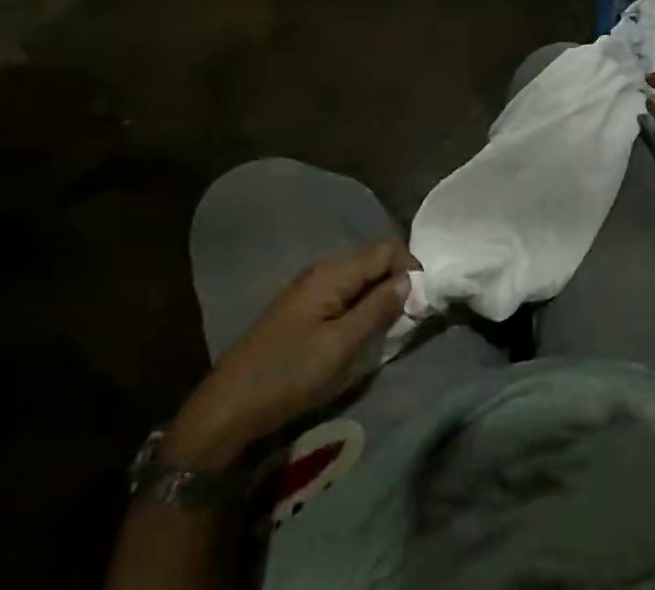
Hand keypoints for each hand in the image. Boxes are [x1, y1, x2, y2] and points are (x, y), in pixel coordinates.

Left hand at [165, 239, 416, 469]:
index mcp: (332, 272)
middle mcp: (322, 270)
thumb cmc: (289, 374)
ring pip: (360, 276)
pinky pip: (345, 291)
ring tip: (394, 325)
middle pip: (373, 258)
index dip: (411, 268)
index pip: (386, 248)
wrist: (230, 405)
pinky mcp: (304, 307)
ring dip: (382, 293)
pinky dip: (363, 303)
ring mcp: (310, 288)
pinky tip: (365, 329)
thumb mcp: (341, 345)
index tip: (424, 302)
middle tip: (412, 316)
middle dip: (399, 279)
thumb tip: (410, 280)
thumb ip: (378, 308)